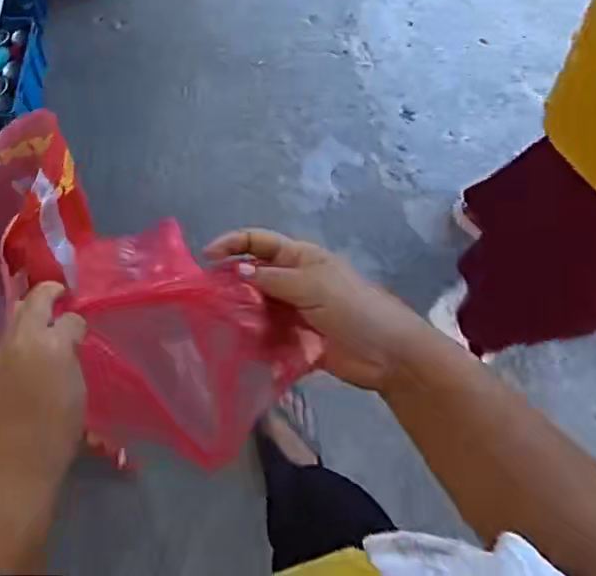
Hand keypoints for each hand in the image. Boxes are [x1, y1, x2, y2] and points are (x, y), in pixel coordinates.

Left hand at [0, 282, 87, 489]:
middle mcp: (23, 337)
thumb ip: (71, 350)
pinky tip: (31, 341)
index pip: (68, 317)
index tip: (82, 325)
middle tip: (63, 296)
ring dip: (31, 307)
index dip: (78, 320)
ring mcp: (5, 348)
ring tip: (46, 317)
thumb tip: (69, 336)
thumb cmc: (59, 425)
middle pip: (35, 299)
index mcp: (50, 342)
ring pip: (16, 311)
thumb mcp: (77, 384)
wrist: (20, 459)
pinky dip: (20, 326)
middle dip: (49, 292)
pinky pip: (8, 331)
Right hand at [206, 229, 430, 392]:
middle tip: (208, 297)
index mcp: (298, 256)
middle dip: (231, 281)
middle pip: (252, 274)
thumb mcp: (312, 285)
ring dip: (240, 311)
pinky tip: (238, 343)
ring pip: (256, 304)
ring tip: (220, 322)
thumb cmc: (353, 307)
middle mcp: (292, 279)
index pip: (258, 241)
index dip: (232, 243)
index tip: (207, 256)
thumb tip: (236, 272)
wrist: (388, 355)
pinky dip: (253, 337)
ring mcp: (292, 309)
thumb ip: (272, 279)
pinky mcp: (295, 338)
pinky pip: (266, 332)